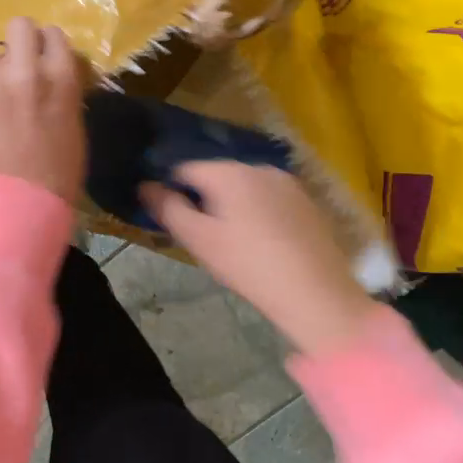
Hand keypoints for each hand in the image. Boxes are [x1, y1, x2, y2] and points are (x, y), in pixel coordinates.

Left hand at [0, 17, 84, 204]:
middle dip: (17, 40)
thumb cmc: (57, 171)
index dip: (43, 44)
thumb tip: (49, 72)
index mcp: (61, 77)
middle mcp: (25, 70)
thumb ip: (62, 90)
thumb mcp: (74, 123)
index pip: (52, 34)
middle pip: (19, 25)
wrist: (19, 201)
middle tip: (12, 62)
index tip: (39, 56)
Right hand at [142, 162, 377, 354]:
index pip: (184, 168)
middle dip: (203, 197)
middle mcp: (260, 167)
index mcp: (230, 172)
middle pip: (216, 175)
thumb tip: (145, 185)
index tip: (169, 217)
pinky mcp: (308, 202)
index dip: (170, 189)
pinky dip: (257, 212)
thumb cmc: (249, 265)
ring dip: (230, 204)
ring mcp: (288, 183)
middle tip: (200, 233)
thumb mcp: (199, 240)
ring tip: (231, 240)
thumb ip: (168, 208)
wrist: (317, 294)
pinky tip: (260, 242)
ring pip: (244, 187)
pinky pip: (268, 198)